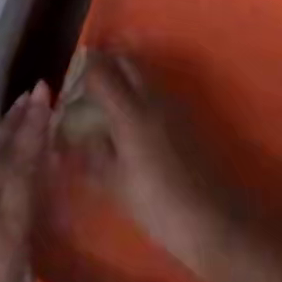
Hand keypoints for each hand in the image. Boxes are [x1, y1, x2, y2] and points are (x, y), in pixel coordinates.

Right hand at [64, 52, 248, 275]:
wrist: (214, 219)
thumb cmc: (159, 206)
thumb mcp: (116, 185)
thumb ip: (91, 156)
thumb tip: (68, 138)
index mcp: (130, 112)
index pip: (101, 71)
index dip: (83, 68)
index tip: (68, 77)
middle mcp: (152, 97)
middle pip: (126, 61)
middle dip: (105, 64)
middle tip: (86, 83)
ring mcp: (173, 104)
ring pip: (143, 73)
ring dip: (124, 74)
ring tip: (106, 98)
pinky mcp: (187, 115)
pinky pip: (157, 88)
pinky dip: (140, 90)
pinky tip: (132, 115)